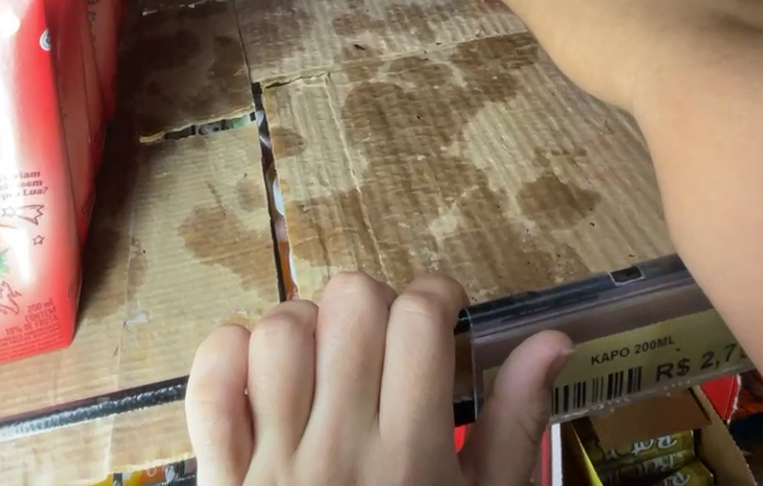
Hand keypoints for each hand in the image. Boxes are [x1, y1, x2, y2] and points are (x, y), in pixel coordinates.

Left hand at [186, 272, 572, 485]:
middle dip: (373, 305)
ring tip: (322, 362)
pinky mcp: (219, 475)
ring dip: (305, 329)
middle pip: (351, 302)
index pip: (419, 318)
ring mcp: (272, 459)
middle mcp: (339, 446)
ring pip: (281, 329)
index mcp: (411, 454)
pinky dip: (229, 355)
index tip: (440, 314)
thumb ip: (515, 422)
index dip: (436, 294)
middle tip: (382, 342)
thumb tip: (552, 338)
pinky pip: (210, 379)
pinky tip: (259, 375)